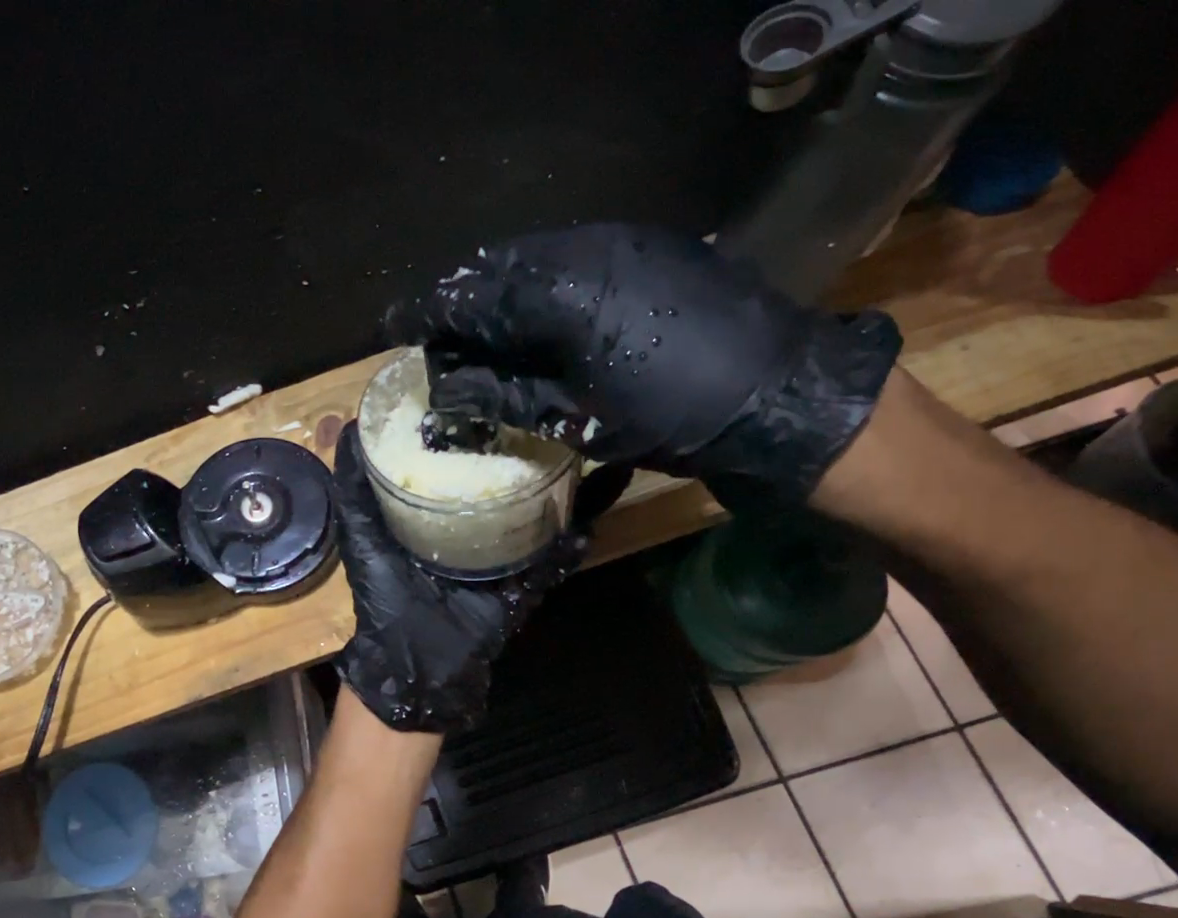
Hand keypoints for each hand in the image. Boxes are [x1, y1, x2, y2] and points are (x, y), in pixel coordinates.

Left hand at [329, 422, 629, 731]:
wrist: (413, 662)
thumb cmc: (382, 594)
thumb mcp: (361, 531)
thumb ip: (353, 486)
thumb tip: (346, 425)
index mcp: (437, 512)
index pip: (461, 461)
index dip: (474, 428)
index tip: (493, 385)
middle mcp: (474, 528)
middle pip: (507, 482)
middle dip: (530, 452)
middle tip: (555, 411)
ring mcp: (504, 555)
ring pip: (540, 514)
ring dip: (566, 489)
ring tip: (591, 449)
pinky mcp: (524, 582)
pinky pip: (555, 557)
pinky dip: (575, 537)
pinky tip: (599, 502)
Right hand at [388, 224, 903, 501]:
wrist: (782, 394)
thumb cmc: (672, 418)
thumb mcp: (575, 418)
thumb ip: (500, 395)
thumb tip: (444, 389)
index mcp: (557, 296)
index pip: (467, 296)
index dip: (425, 314)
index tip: (395, 330)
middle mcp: (583, 250)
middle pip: (494, 266)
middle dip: (462, 301)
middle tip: (444, 338)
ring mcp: (621, 238)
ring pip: (533, 256)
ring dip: (502, 290)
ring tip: (490, 330)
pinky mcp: (649, 242)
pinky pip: (573, 254)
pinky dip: (543, 282)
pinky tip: (545, 316)